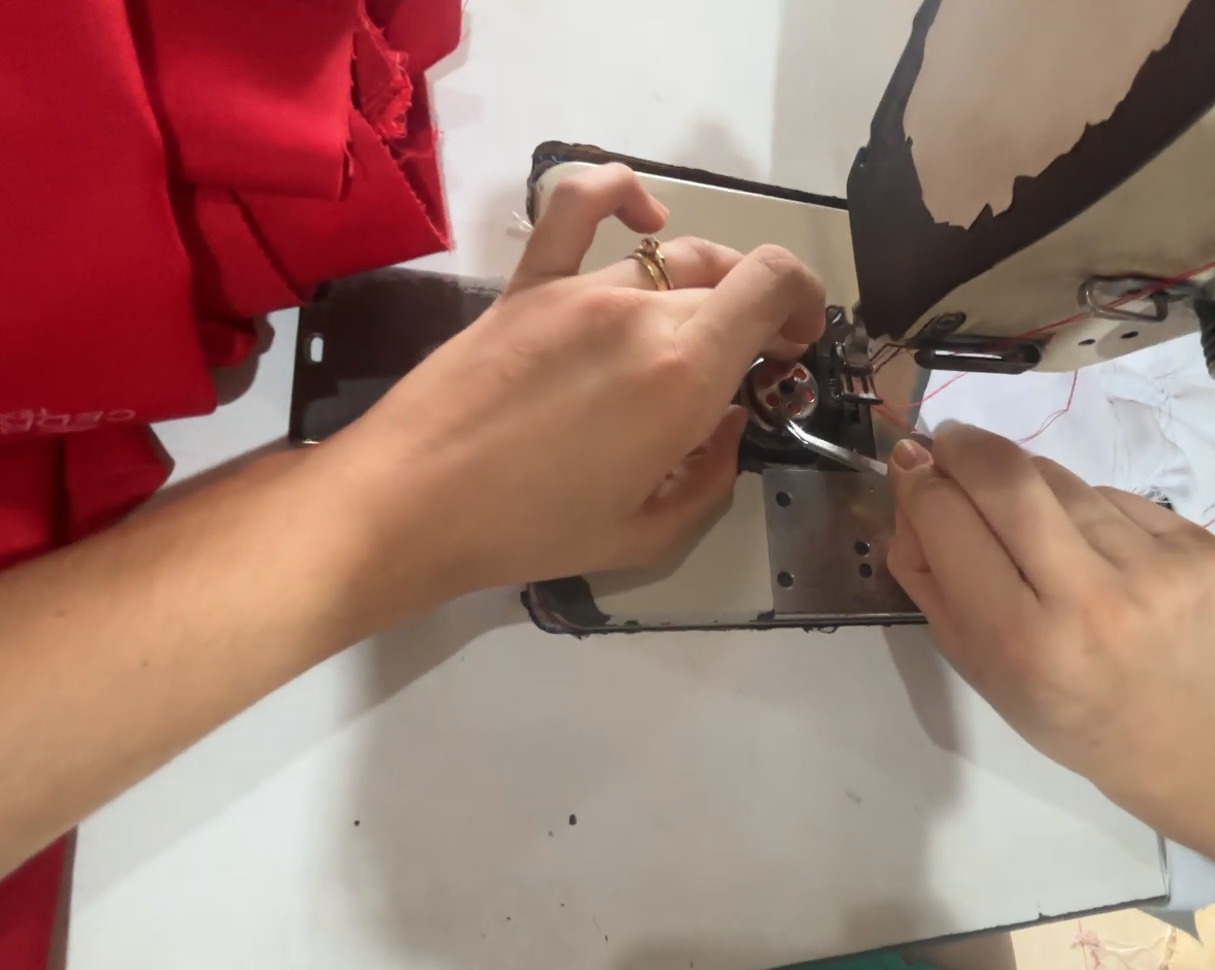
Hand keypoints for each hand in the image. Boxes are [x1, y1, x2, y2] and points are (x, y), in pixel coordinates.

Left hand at [320, 165, 826, 611]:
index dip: (803, 301)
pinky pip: (576, 207)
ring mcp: (579, 289)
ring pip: (673, 255)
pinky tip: (644, 214)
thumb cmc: (535, 532)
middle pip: (729, 277)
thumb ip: (713, 478)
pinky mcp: (527, 285)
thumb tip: (727, 422)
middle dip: (761, 312)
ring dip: (710, 282)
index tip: (796, 344)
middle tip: (753, 360)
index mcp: (683, 375)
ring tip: (706, 321)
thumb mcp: (650, 533)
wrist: (411, 506)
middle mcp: (641, 313)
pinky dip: (620, 192)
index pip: (772, 283)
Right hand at [886, 423, 1214, 800]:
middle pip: (1009, 478)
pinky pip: (1114, 495)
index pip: (947, 519)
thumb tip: (912, 473)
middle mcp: (1092, 599)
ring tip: (1032, 528)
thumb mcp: (963, 651)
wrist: (1164, 734)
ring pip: (1061, 478)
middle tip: (950, 443)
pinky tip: (1093, 550)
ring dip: (1027, 486)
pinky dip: (1086, 508)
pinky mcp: (1204, 550)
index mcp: (1021, 638)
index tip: (911, 467)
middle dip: (964, 447)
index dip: (918, 484)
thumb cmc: (1046, 701)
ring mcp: (1159, 570)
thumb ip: (923, 565)